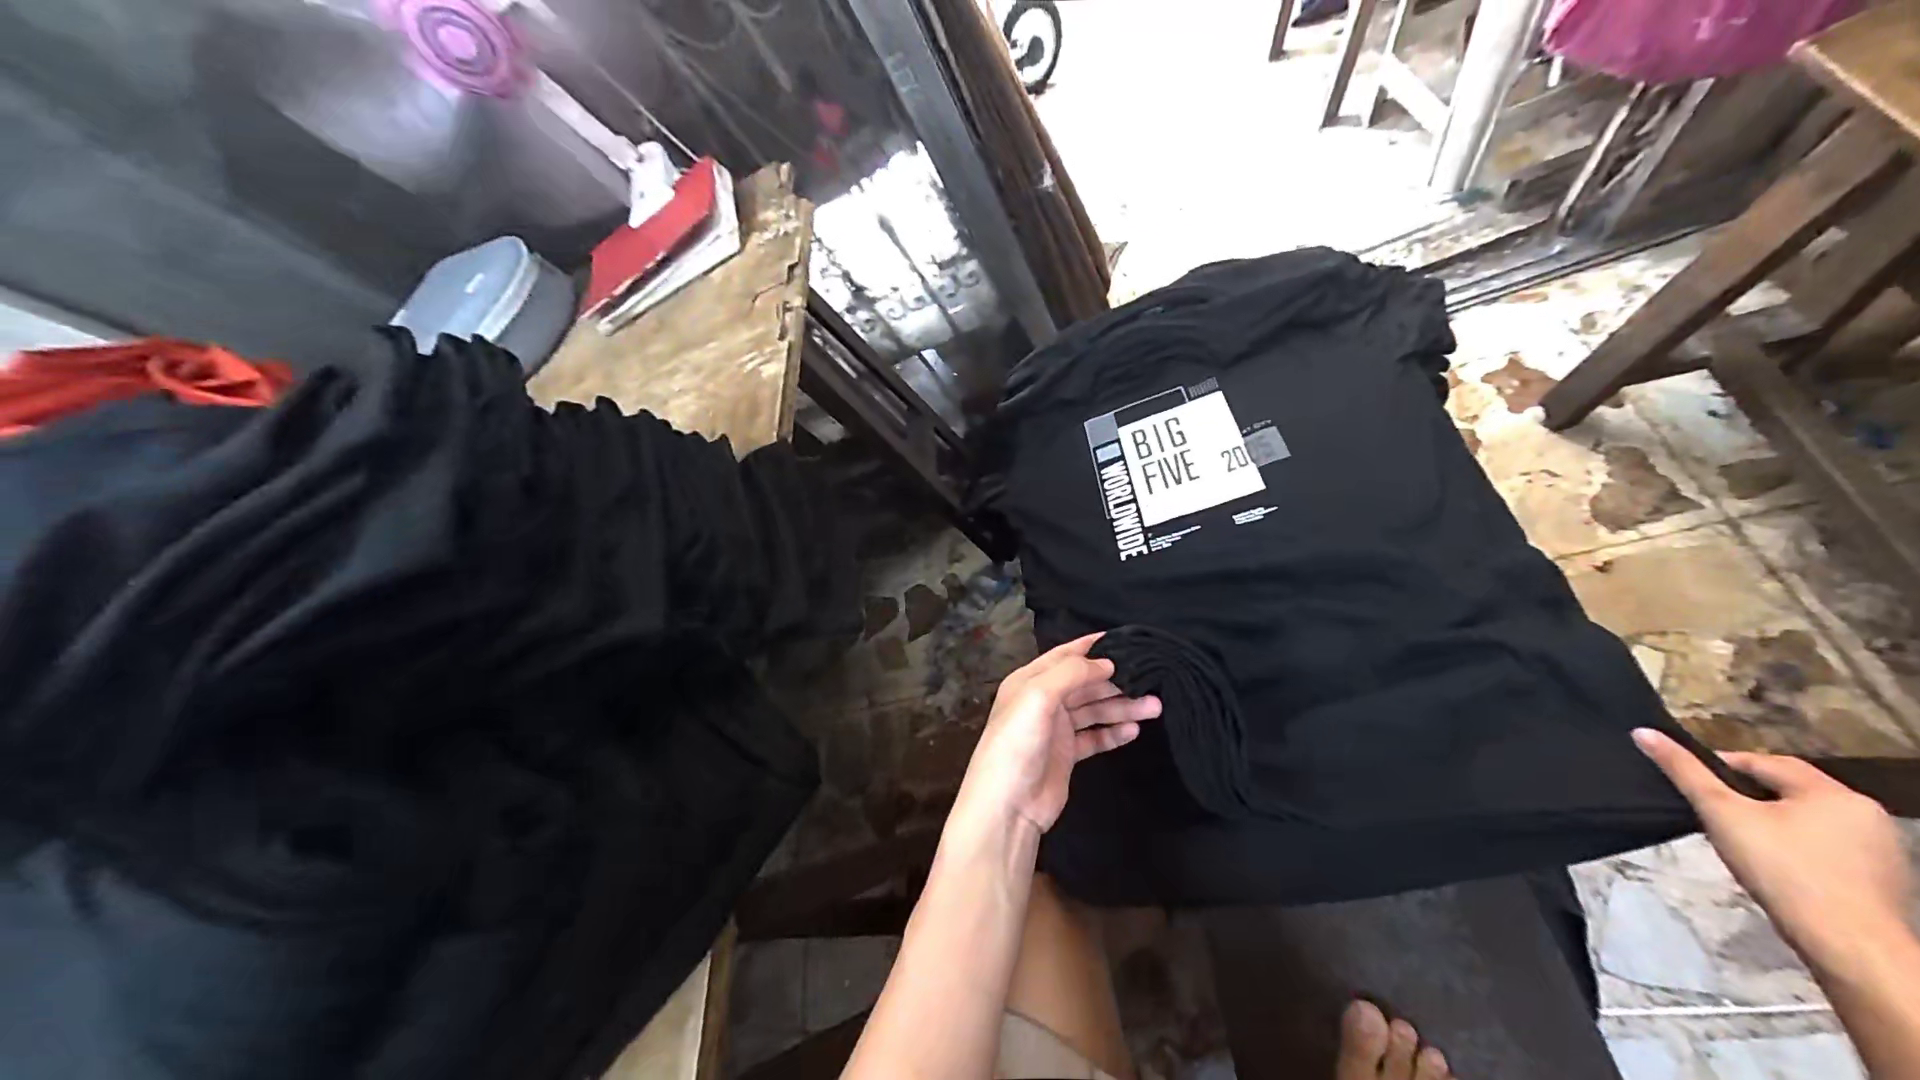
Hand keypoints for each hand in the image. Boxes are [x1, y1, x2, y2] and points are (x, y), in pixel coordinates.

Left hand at [956, 634, 1161, 836]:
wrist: (1008, 804)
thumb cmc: (1017, 743)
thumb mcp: (1038, 696)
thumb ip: (1071, 673)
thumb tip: (1106, 663)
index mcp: (1030, 681)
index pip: (1065, 655)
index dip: (1093, 647)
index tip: (1126, 641)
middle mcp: (1043, 700)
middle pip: (1085, 684)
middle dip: (1116, 681)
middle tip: (1152, 680)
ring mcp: (1055, 728)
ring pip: (1094, 710)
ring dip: (1122, 707)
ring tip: (1155, 707)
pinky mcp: (1067, 754)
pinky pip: (1095, 736)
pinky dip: (1113, 732)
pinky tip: (1134, 730)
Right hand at [1633, 728, 1914, 968]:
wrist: (1850, 945)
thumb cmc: (1783, 869)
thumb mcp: (1722, 813)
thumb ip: (1683, 771)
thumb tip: (1643, 733)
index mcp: (1833, 792)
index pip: (1762, 762)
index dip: (1719, 767)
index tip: (1692, 785)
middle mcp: (1865, 812)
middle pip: (1789, 788)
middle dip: (1747, 795)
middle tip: (1711, 811)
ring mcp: (1882, 847)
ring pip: (1808, 817)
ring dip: (1773, 819)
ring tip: (1739, 838)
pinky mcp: (1883, 877)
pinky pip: (1828, 844)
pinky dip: (1798, 845)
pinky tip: (1778, 865)